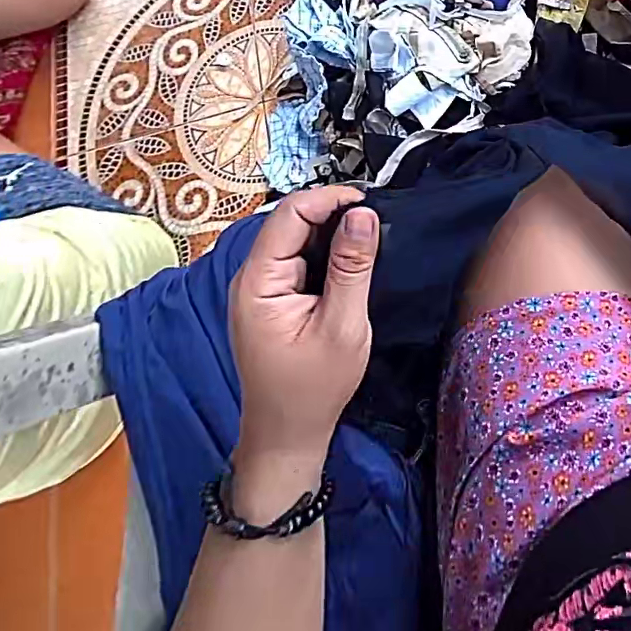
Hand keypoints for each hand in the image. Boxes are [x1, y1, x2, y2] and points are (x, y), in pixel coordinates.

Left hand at [229, 188, 377, 482]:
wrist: (289, 432)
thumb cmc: (315, 386)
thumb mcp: (343, 325)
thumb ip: (352, 267)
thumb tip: (364, 214)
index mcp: (259, 282)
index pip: (289, 215)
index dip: (329, 199)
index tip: (371, 202)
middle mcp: (253, 277)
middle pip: (290, 221)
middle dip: (333, 211)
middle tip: (378, 219)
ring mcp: (262, 286)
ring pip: (297, 236)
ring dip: (333, 229)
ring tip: (371, 235)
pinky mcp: (276, 295)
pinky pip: (301, 257)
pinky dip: (328, 248)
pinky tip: (353, 255)